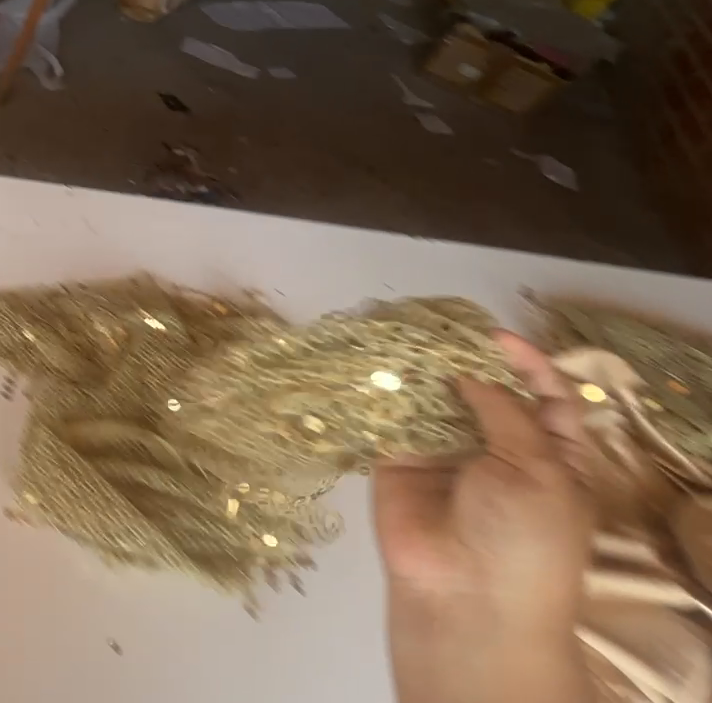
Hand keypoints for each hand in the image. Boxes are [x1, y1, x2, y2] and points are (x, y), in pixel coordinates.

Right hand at [372, 331, 593, 702]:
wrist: (464, 588)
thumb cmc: (524, 534)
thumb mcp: (539, 471)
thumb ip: (505, 413)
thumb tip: (468, 372)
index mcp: (551, 455)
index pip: (547, 397)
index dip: (527, 364)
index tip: (494, 336)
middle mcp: (496, 447)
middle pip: (482, 392)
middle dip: (462, 361)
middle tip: (432, 330)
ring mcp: (442, 452)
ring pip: (432, 401)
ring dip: (416, 372)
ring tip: (394, 338)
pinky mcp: (395, 457)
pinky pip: (387, 419)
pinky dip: (378, 394)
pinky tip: (366, 367)